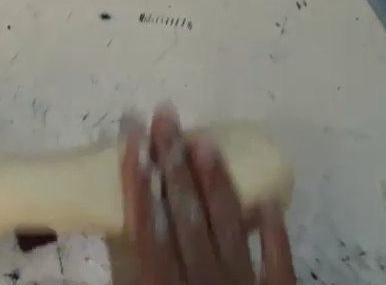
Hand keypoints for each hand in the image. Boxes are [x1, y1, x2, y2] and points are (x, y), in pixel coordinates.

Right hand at [121, 105, 294, 284]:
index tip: (132, 131)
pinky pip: (277, 266)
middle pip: (185, 214)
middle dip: (173, 161)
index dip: (136, 175)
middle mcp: (201, 278)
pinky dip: (275, 236)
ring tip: (206, 141)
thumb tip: (108, 227)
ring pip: (228, 229)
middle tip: (165, 116)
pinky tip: (269, 203)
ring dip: (216, 183)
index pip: (146, 223)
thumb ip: (127, 270)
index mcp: (162, 282)